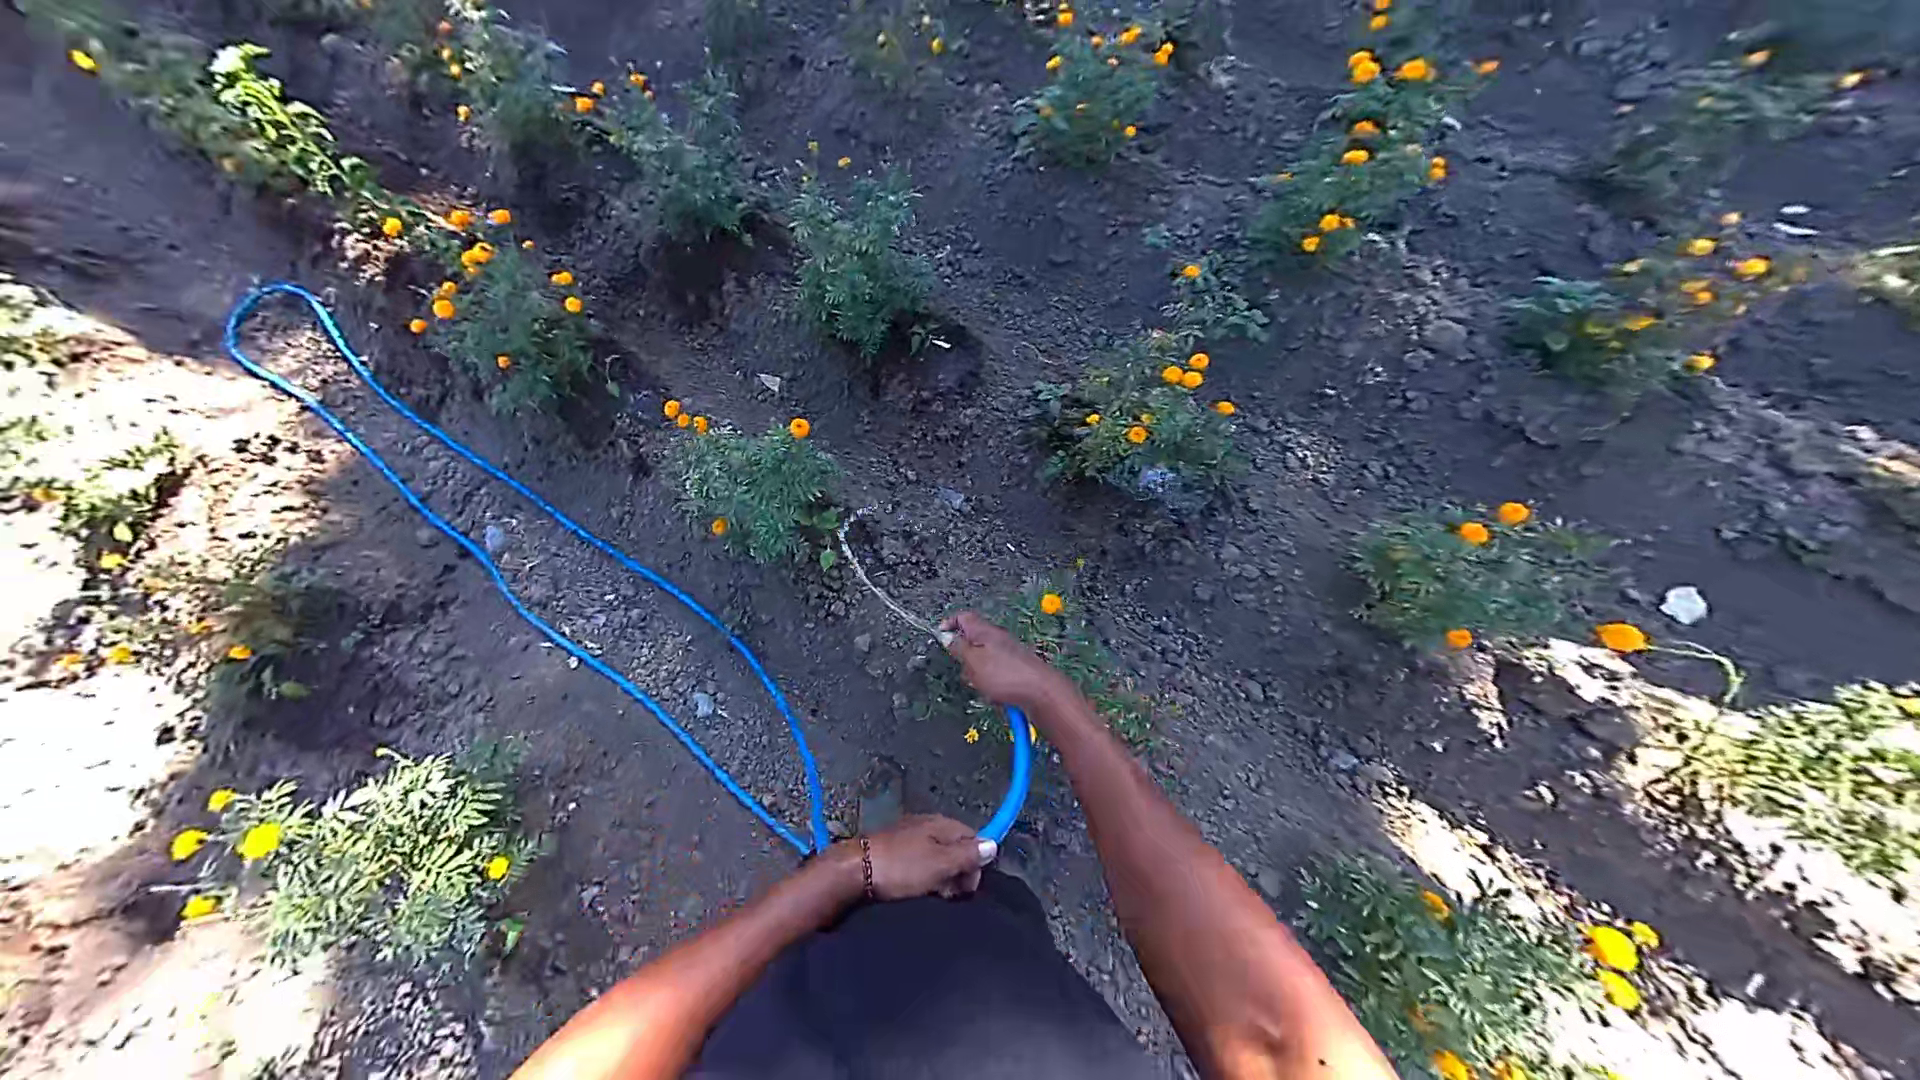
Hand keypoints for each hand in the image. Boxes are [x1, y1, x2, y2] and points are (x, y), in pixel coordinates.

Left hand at [862, 814, 996, 900]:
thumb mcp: (939, 864)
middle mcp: (927, 824)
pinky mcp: (895, 849)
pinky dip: (923, 876)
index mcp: (941, 823)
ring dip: (941, 877)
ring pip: (938, 856)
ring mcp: (910, 835)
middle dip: (959, 872)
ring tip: (933, 895)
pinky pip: (920, 862)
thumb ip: (967, 855)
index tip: (968, 888)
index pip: (973, 838)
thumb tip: (993, 845)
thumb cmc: (901, 868)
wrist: (855, 870)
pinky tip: (916, 890)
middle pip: (956, 847)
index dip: (976, 863)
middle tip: (949, 895)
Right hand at [939, 611, 1073, 711]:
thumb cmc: (1008, 675)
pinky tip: (997, 695)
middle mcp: (998, 640)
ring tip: (984, 686)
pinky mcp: (1015, 672)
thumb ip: (958, 647)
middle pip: (971, 644)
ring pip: (982, 664)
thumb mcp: (973, 660)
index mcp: (985, 631)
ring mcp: (1007, 656)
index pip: (963, 617)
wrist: (1042, 694)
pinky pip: (994, 677)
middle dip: (964, 660)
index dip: (949, 624)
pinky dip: (991, 687)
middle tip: (966, 670)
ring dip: (977, 676)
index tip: (940, 636)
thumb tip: (947, 637)